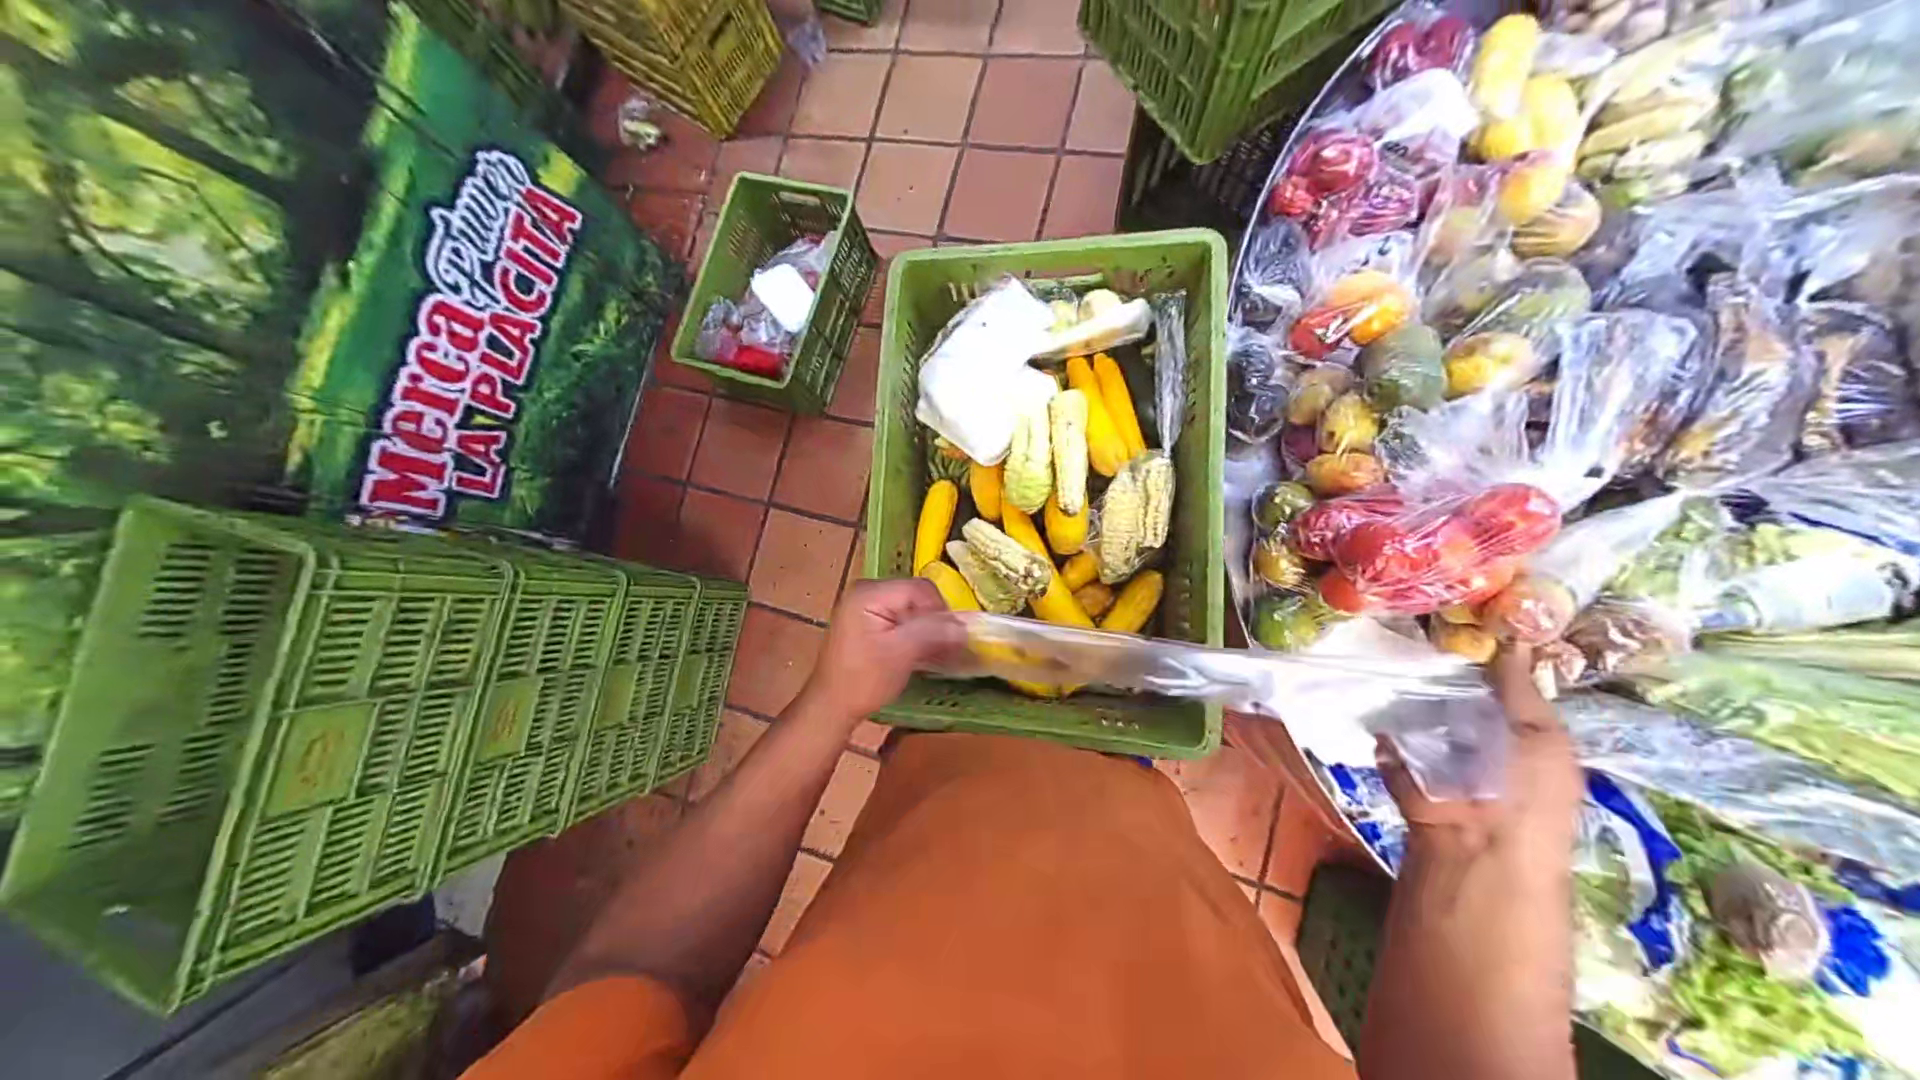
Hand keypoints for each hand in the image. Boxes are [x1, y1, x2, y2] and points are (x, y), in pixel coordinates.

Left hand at [796, 578, 966, 722]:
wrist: (831, 706)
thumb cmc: (863, 680)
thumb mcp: (902, 653)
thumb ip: (933, 633)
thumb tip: (965, 626)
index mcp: (870, 592)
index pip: (921, 589)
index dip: (941, 611)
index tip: (952, 638)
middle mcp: (867, 591)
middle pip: (917, 597)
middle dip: (935, 621)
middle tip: (949, 648)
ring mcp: (867, 606)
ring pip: (912, 609)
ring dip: (928, 630)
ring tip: (940, 654)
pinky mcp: (869, 622)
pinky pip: (902, 619)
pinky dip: (915, 634)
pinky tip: (924, 654)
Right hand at [1379, 644, 1581, 861]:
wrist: (1483, 844)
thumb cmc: (1529, 790)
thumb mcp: (1542, 735)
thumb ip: (1522, 689)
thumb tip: (1514, 638)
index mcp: (1521, 741)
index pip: (1499, 695)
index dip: (1482, 667)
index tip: (1458, 634)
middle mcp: (1482, 752)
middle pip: (1454, 705)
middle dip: (1437, 681)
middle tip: (1416, 647)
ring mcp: (1441, 767)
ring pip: (1419, 725)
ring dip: (1407, 707)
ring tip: (1390, 674)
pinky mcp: (1406, 778)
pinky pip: (1391, 750)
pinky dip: (1385, 740)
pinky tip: (1380, 720)